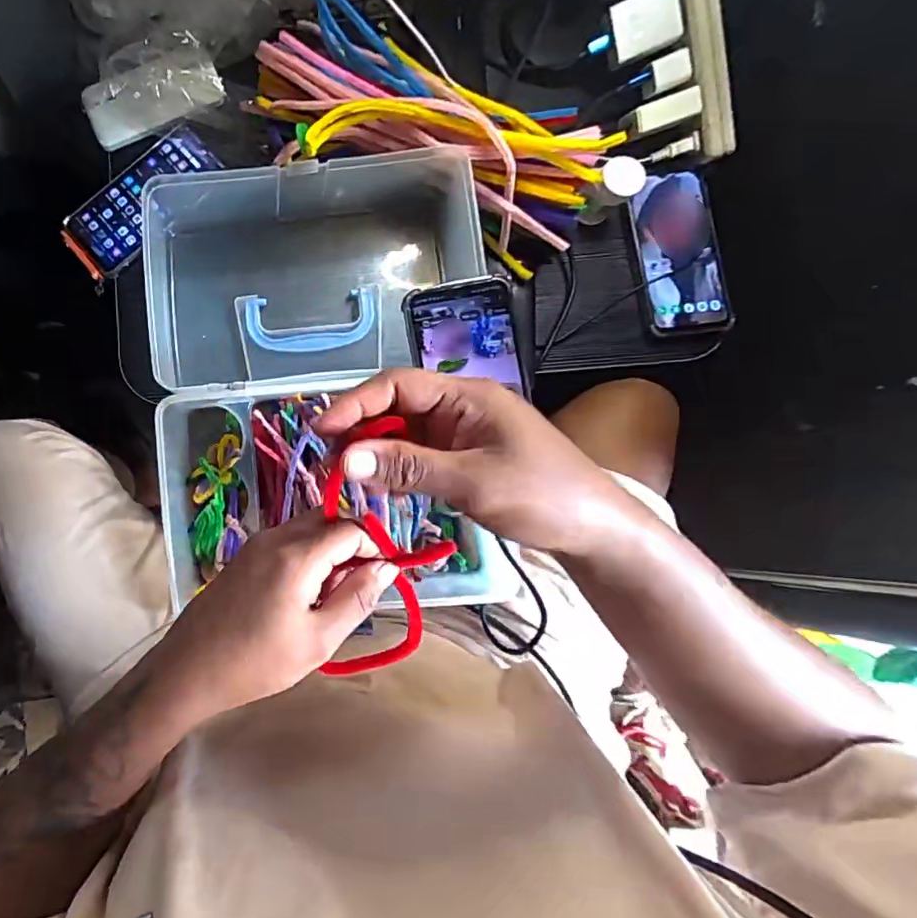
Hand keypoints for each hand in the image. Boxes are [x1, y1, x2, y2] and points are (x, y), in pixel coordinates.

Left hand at [144, 515, 397, 718]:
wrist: (188, 669)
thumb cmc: (257, 662)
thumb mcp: (318, 639)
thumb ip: (356, 598)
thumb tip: (387, 567)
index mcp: (296, 554)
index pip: (351, 528)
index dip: (376, 546)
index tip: (387, 576)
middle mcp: (275, 536)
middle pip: (328, 519)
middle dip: (353, 545)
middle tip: (359, 587)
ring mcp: (256, 543)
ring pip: (308, 528)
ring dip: (330, 551)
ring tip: (330, 598)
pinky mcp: (244, 555)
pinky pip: (288, 540)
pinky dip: (308, 556)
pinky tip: (303, 595)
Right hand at [313, 368, 648, 555]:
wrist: (595, 532)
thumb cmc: (543, 495)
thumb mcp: (473, 481)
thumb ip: (408, 468)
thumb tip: (345, 459)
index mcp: (466, 395)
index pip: (397, 385)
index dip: (354, 404)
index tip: (321, 430)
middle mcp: (457, 408)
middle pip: (394, 408)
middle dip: (358, 430)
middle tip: (326, 462)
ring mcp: (458, 436)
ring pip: (401, 435)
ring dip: (372, 453)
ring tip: (342, 477)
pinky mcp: (459, 461)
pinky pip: (414, 459)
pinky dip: (392, 471)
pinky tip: (375, 488)